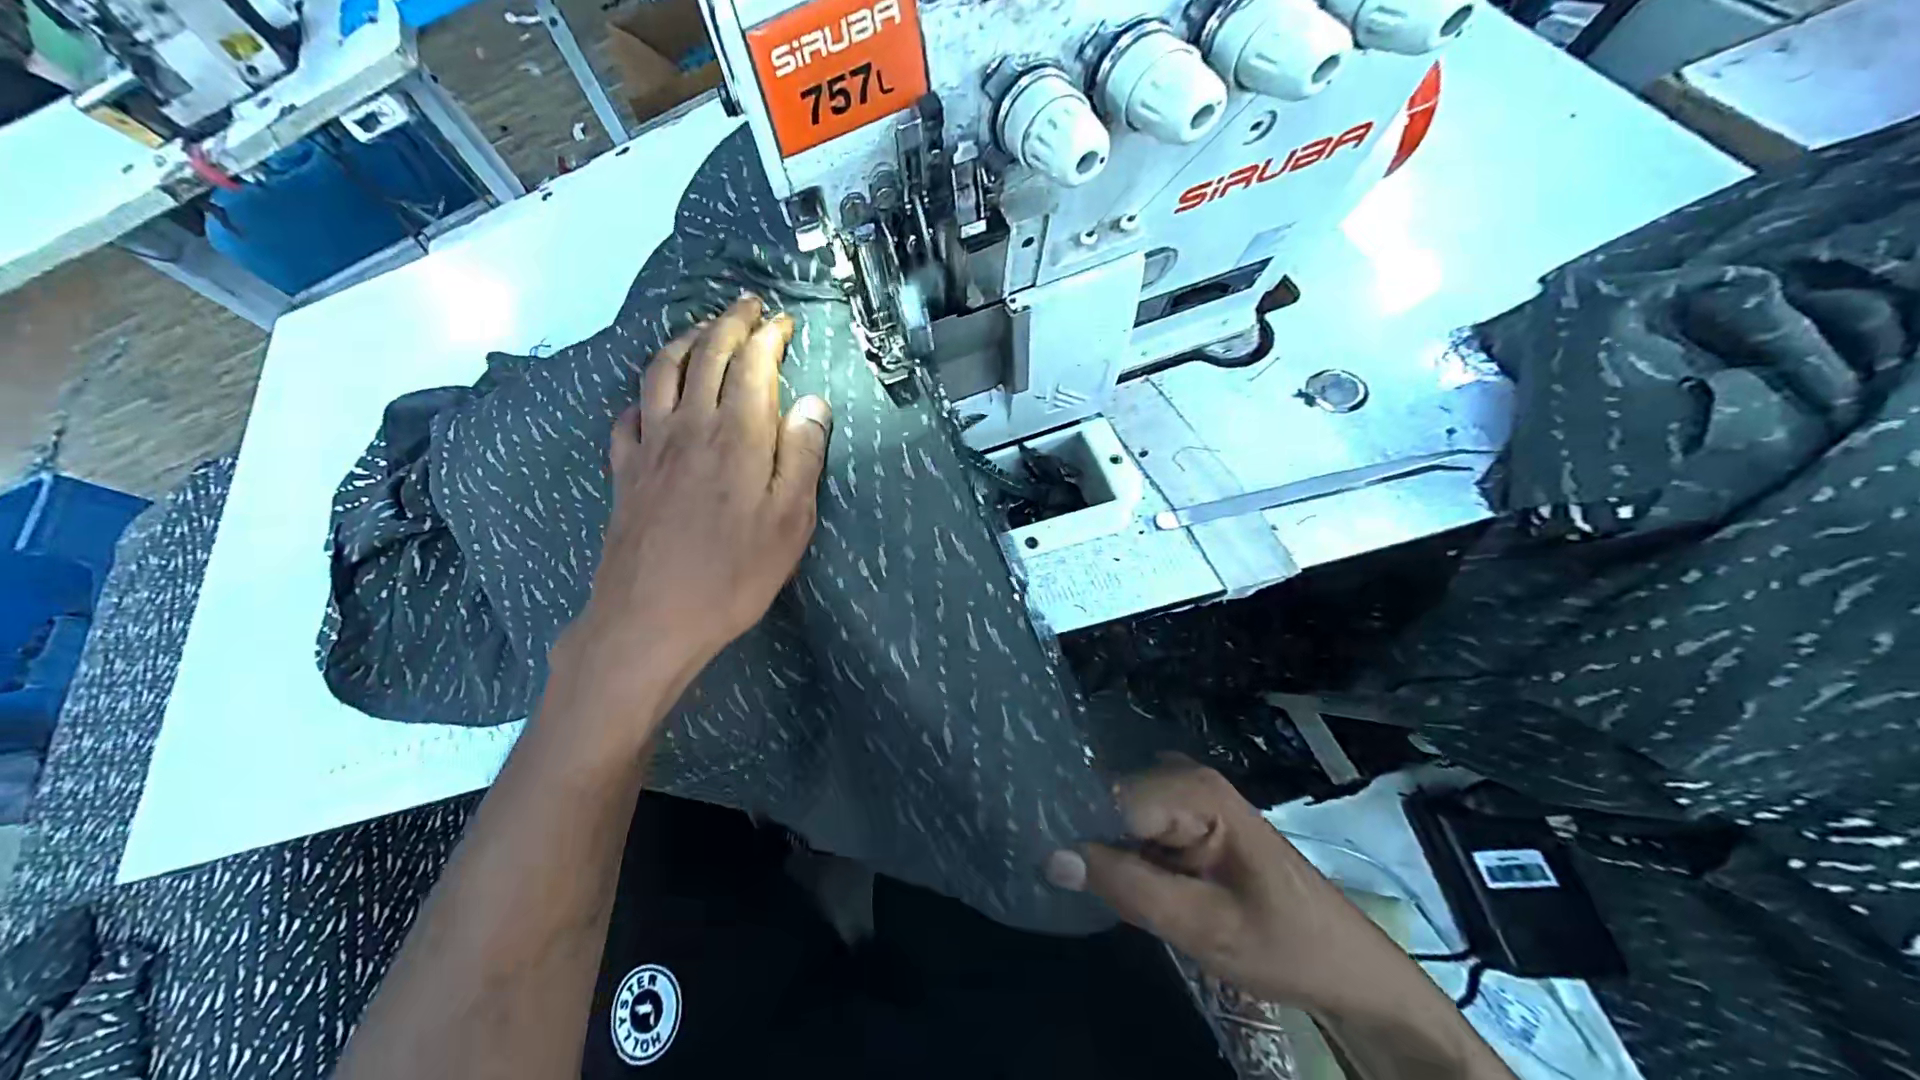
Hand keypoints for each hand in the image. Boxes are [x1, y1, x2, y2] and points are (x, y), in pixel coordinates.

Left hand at [563, 294, 831, 716]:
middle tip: (747, 306)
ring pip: (661, 373)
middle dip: (728, 323)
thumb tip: (813, 405)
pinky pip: (629, 415)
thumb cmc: (732, 575)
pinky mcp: (624, 472)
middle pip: (704, 355)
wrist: (649, 619)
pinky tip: (651, 399)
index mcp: (736, 435)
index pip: (751, 365)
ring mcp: (649, 447)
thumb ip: (802, 457)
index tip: (782, 321)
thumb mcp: (789, 522)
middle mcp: (689, 426)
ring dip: (683, 342)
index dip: (767, 336)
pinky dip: (644, 394)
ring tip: (701, 331)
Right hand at [1045, 757, 1404, 1013]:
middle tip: (1067, 884)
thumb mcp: (1204, 927)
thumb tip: (1052, 856)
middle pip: (1107, 801)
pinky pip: (1131, 828)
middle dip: (1086, 842)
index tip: (1041, 861)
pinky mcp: (1184, 818)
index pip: (1108, 796)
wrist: (1345, 965)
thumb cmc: (1285, 945)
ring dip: (1101, 852)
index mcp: (1195, 791)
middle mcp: (1184, 778)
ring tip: (1087, 886)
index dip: (1074, 829)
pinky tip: (1116, 882)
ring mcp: (1184, 795)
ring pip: (1114, 816)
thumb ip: (1128, 888)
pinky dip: (1119, 856)